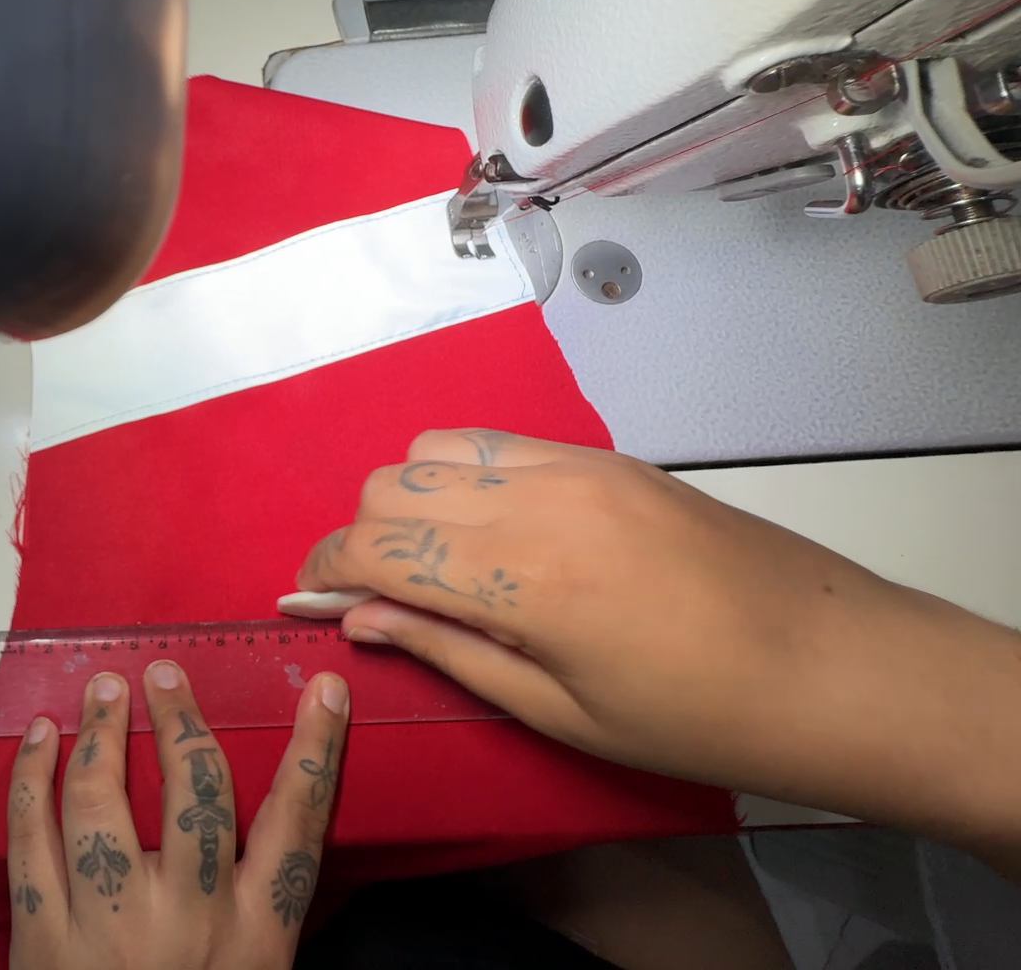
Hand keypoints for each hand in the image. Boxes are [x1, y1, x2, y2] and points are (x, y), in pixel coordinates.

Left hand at [7, 663, 349, 969]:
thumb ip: (254, 906)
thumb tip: (265, 818)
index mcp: (255, 938)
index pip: (299, 825)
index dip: (316, 750)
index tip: (324, 689)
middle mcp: (188, 922)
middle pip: (194, 793)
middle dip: (181, 721)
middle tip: (164, 672)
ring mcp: (108, 926)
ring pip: (101, 800)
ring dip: (100, 732)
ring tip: (102, 689)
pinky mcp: (41, 938)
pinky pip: (29, 837)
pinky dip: (31, 777)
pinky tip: (39, 737)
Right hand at [293, 429, 1020, 862]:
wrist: (852, 670)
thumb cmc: (700, 719)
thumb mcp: (557, 712)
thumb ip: (442, 649)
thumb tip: (356, 619)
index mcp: (525, 579)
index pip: (377, 550)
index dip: (325, 571)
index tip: (307, 596)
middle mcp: (534, 501)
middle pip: (387, 488)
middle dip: (355, 538)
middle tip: (368, 589)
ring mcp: (569, 465)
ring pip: (425, 450)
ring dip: (398, 499)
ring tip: (422, 550)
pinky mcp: (597, 454)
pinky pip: (484, 440)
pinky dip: (448, 473)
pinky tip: (474, 518)